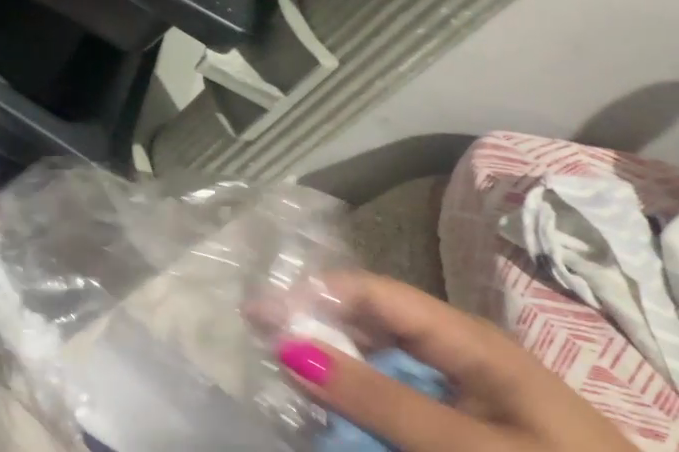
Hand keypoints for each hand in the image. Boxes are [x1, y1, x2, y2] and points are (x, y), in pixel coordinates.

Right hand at [276, 272, 634, 451]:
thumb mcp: (471, 447)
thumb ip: (381, 400)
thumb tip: (284, 346)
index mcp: (469, 339)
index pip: (371, 290)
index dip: (310, 294)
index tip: (254, 315)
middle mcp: (460, 350)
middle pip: (368, 318)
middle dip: (311, 326)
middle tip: (257, 344)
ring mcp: (464, 384)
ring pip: (376, 354)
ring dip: (329, 361)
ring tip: (285, 374)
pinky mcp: (465, 418)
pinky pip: (396, 390)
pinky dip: (356, 392)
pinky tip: (332, 403)